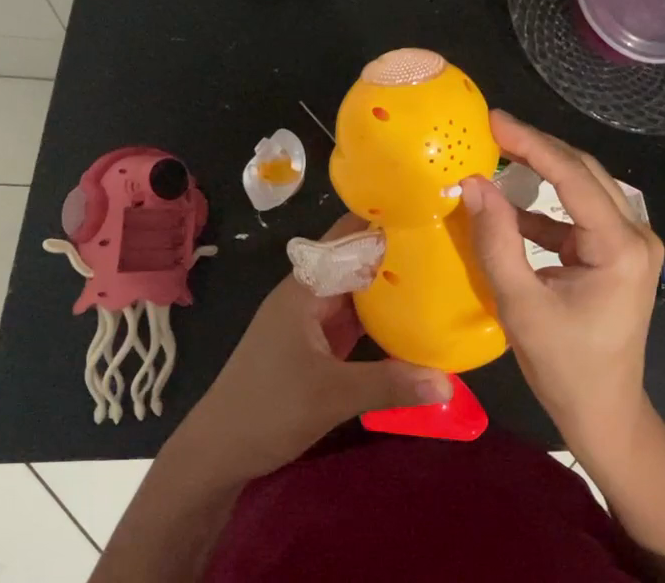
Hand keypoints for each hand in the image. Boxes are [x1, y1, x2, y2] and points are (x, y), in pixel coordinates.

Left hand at [174, 215, 451, 479]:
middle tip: (450, 243)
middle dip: (398, 250)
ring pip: (358, 289)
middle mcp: (308, 294)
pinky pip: (355, 318)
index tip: (430, 210)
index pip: (348, 235)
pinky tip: (416, 318)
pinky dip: (382, 315)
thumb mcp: (332, 396)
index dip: (385, 220)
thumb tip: (449, 383)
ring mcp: (311, 320)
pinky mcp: (315, 344)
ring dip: (392, 284)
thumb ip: (390, 385)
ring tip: (443, 273)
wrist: (215, 454)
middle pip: (357, 259)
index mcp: (305, 288)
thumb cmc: (266, 411)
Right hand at [462, 111, 663, 441]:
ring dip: (543, 173)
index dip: (531, 143)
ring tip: (499, 155)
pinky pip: (580, 216)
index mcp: (620, 246)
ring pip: (584, 189)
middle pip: (584, 173)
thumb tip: (473, 185)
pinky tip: (511, 208)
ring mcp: (631, 244)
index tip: (493, 120)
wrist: (605, 412)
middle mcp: (636, 234)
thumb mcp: (521, 305)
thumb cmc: (566, 367)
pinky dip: (547, 210)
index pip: (572, 176)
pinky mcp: (617, 254)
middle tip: (492, 130)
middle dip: (537, 149)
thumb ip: (497, 241)